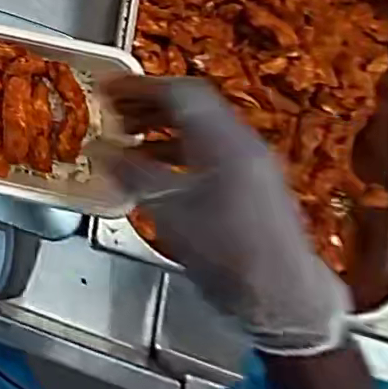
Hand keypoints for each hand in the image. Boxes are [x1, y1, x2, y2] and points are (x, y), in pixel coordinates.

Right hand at [106, 76, 350, 355]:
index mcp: (223, 142)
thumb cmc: (228, 254)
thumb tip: (100, 149)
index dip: (139, 86)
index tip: (109, 88)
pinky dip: (175, 144)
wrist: (287, 302)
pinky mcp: (252, 183)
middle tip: (113, 106)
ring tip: (127, 133)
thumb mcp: (168, 210)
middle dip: (147, 101)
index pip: (178, 92)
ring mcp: (251, 163)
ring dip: (160, 122)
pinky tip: (154, 164)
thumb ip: (131, 174)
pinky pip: (208, 147)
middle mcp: (242, 144)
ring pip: (199, 124)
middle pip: (190, 103)